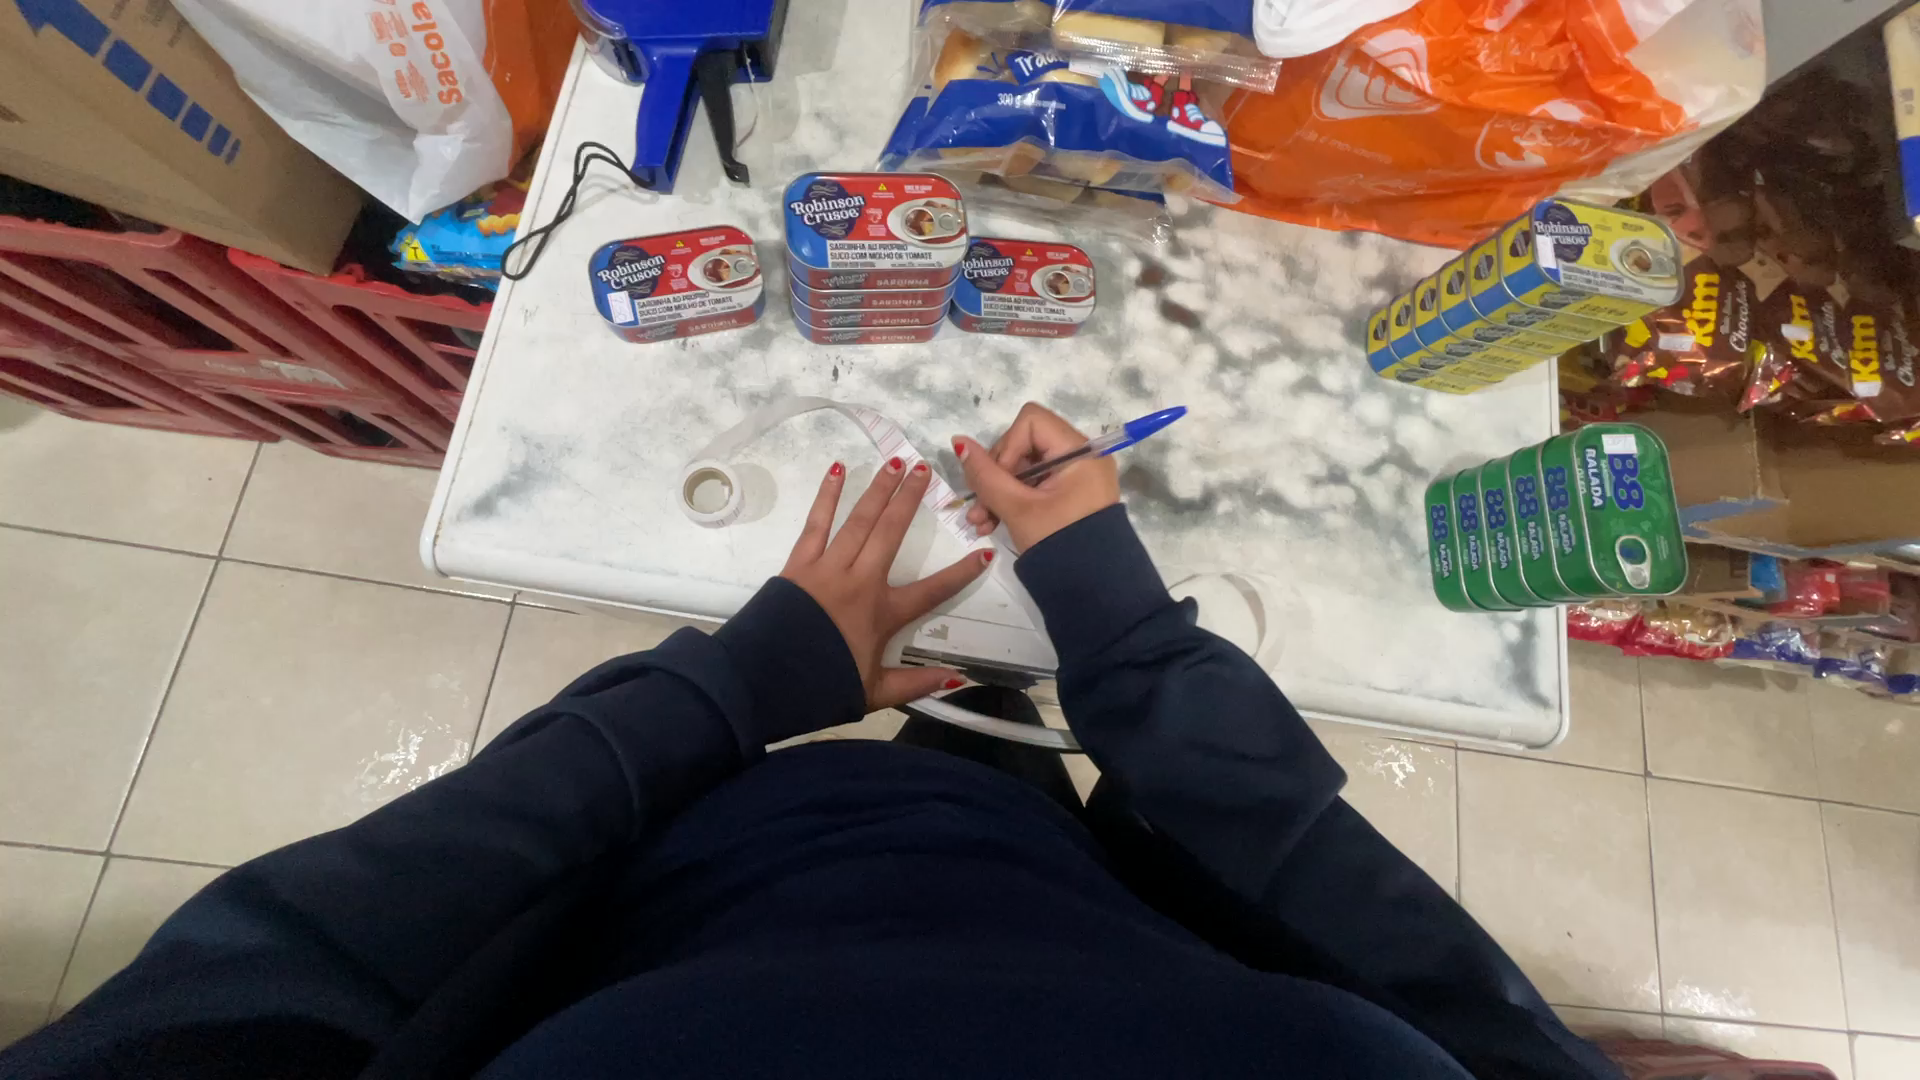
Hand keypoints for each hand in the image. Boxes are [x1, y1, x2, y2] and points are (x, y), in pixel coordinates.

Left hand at [781, 457, 991, 710]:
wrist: (761, 682)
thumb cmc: (820, 687)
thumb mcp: (874, 693)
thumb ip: (915, 684)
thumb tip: (955, 678)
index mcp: (883, 613)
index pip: (933, 591)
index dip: (962, 574)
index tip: (984, 552)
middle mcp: (860, 581)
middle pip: (891, 532)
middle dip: (910, 499)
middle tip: (925, 468)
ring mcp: (828, 567)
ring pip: (859, 520)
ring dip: (879, 489)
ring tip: (895, 462)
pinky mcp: (800, 563)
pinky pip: (816, 523)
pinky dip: (827, 496)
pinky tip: (838, 470)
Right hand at [954, 402, 1120, 549]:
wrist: (1092, 590)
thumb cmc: (1058, 543)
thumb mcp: (1017, 508)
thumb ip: (985, 474)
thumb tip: (958, 442)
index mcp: (1080, 452)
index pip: (1030, 422)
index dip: (1006, 446)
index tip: (998, 481)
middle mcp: (1081, 458)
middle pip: (1024, 445)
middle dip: (996, 475)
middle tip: (980, 507)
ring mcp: (1074, 479)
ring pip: (1023, 469)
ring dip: (997, 492)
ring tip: (979, 523)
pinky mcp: (1068, 497)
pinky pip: (1033, 487)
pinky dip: (1011, 501)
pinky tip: (990, 525)